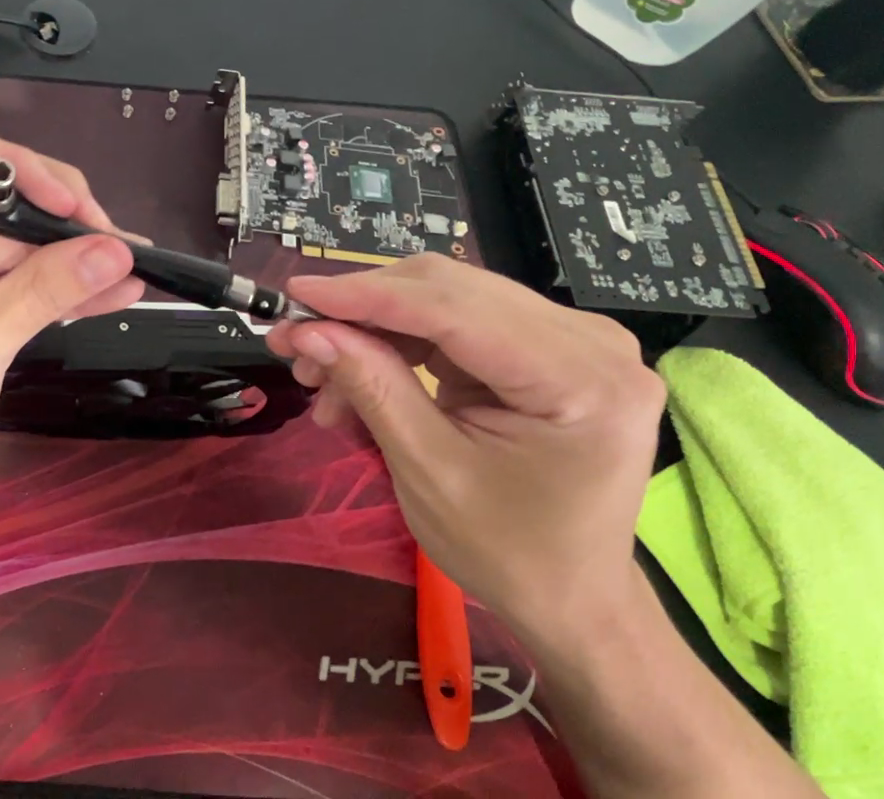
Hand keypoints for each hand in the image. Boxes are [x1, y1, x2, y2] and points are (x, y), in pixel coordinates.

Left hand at [0, 126, 143, 513]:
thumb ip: (44, 291)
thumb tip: (116, 250)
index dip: (17, 167)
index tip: (69, 205)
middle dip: (55, 214)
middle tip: (110, 242)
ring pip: (13, 237)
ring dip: (67, 252)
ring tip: (128, 266)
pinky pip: (16, 276)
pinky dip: (57, 284)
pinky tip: (109, 291)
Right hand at [266, 255, 664, 635]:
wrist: (567, 593)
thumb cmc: (506, 549)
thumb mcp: (428, 471)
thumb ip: (374, 388)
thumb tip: (308, 331)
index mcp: (583, 380)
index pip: (457, 312)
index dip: (368, 295)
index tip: (296, 292)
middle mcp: (590, 342)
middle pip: (452, 291)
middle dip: (362, 310)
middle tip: (293, 338)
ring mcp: (571, 339)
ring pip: (446, 299)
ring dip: (373, 327)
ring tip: (318, 373)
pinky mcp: (545, 346)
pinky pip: (454, 322)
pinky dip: (397, 342)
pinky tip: (356, 373)